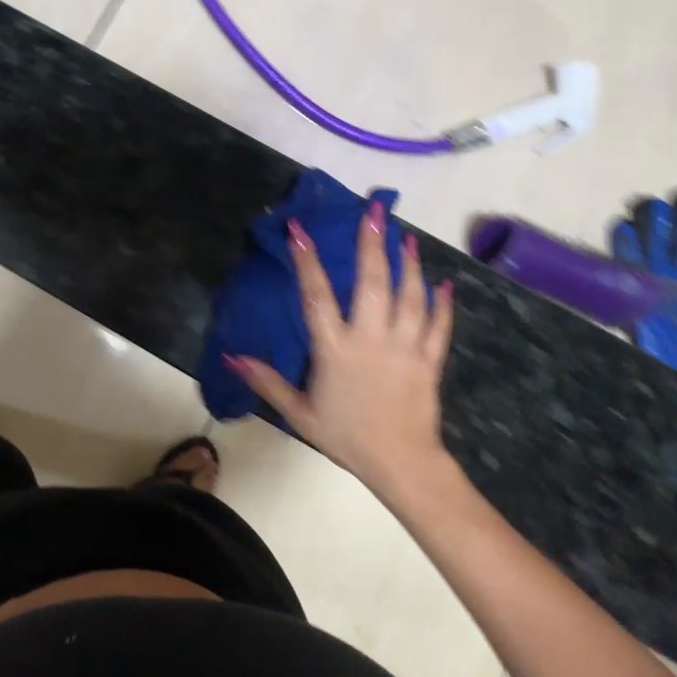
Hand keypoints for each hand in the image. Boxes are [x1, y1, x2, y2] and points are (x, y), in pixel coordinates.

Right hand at [228, 202, 453, 502]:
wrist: (402, 465)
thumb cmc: (346, 437)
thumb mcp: (300, 413)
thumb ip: (267, 382)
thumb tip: (232, 357)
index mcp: (335, 349)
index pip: (317, 296)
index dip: (307, 262)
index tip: (300, 230)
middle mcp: (371, 339)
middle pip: (372, 283)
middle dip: (372, 244)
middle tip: (374, 211)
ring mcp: (405, 347)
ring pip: (409, 295)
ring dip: (408, 263)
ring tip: (406, 236)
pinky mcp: (430, 360)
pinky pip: (438, 325)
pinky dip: (441, 302)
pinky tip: (444, 282)